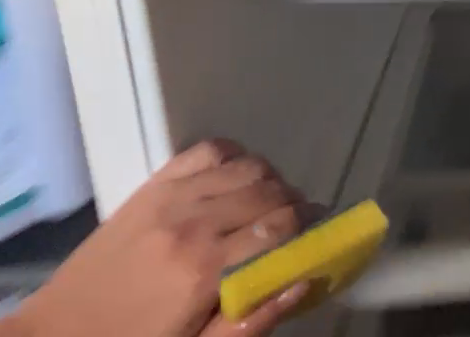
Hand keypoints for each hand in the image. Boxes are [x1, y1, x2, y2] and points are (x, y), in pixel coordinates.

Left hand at [0, 140, 307, 336]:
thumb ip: (249, 322)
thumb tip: (304, 279)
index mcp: (202, 271)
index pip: (281, 226)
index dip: (308, 227)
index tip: (315, 236)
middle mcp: (192, 223)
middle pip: (271, 191)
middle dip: (294, 205)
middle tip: (295, 225)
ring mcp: (171, 197)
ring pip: (250, 166)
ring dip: (270, 181)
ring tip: (267, 204)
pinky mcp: (153, 185)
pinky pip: (211, 150)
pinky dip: (236, 156)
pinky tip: (238, 179)